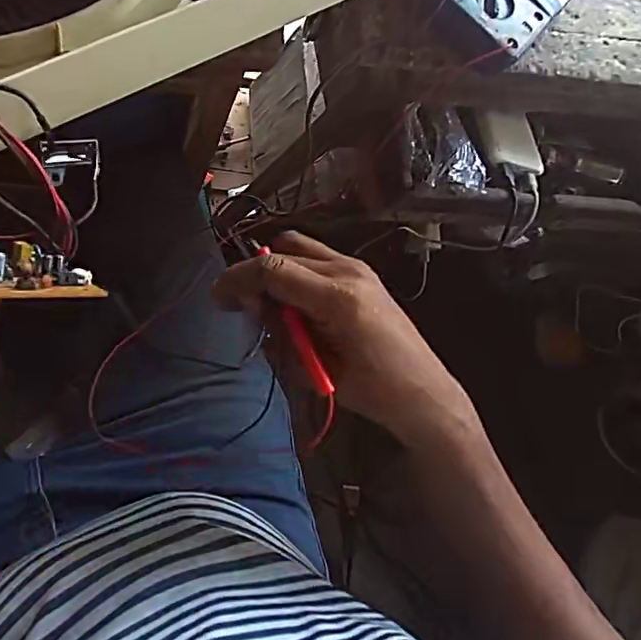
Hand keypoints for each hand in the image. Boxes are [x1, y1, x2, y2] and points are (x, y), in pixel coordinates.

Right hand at [213, 231, 480, 449]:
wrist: (423, 392)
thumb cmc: (373, 391)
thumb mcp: (317, 369)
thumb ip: (282, 334)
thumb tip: (255, 307)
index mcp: (337, 297)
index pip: (273, 268)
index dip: (237, 279)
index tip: (217, 297)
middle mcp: (348, 271)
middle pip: (284, 248)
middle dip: (255, 272)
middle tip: (246, 306)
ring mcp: (358, 268)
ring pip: (300, 247)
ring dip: (276, 268)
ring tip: (274, 308)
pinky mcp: (362, 273)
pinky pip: (317, 258)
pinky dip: (296, 271)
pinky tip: (297, 304)